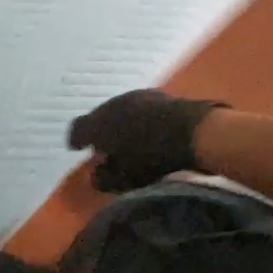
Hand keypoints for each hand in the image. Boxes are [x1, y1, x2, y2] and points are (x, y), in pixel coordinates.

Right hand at [66, 89, 227, 192]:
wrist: (196, 131)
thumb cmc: (154, 156)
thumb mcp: (125, 175)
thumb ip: (105, 176)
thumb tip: (95, 174)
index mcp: (101, 119)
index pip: (79, 127)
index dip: (77, 139)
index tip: (76, 148)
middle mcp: (116, 101)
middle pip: (100, 116)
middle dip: (100, 131)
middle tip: (102, 148)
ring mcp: (139, 95)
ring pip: (121, 110)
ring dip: (120, 124)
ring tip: (125, 142)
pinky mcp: (160, 97)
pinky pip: (139, 109)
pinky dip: (137, 121)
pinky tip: (145, 134)